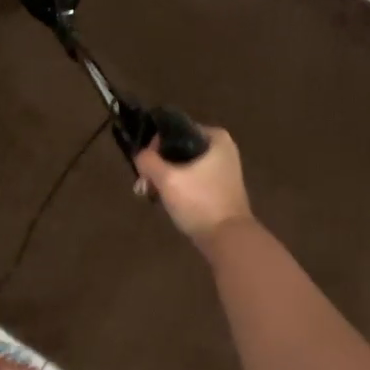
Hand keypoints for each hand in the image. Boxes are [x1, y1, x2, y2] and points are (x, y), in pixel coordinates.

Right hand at [134, 124, 252, 249]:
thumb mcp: (168, 179)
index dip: (154, 146)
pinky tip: (165, 200)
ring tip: (150, 194)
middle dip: (158, 166)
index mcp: (215, 138)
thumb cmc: (199, 202)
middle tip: (144, 184)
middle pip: (178, 150)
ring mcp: (223, 170)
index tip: (144, 166)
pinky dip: (178, 187)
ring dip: (165, 178)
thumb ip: (148, 161)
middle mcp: (222, 150)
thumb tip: (141, 155)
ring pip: (184, 166)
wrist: (228, 239)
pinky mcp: (220, 189)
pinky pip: (193, 180)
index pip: (175, 130)